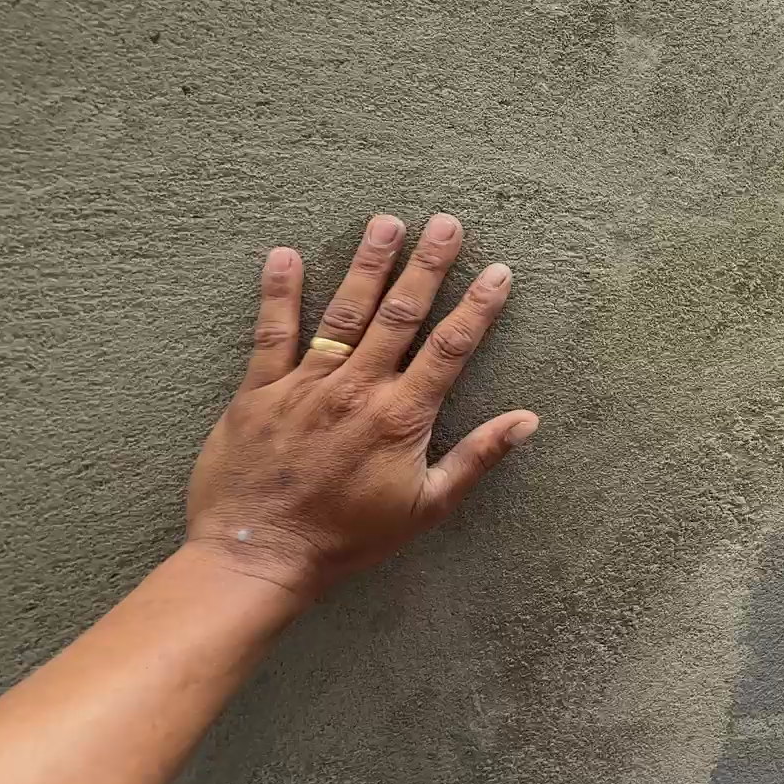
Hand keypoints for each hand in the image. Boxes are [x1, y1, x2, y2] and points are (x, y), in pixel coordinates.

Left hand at [184, 213, 537, 600]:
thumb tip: (529, 420)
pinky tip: (284, 255)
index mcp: (402, 415)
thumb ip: (478, 456)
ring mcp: (305, 386)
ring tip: (386, 223)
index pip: (450, 347)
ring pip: (343, 312)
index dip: (478, 306)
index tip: (498, 272)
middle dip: (427, 265)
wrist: (255, 559)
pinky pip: (270, 335)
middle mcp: (357, 389)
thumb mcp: (430, 505)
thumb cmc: (352, 536)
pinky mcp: (258, 393)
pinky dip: (278, 293)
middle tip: (445, 223)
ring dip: (368, 265)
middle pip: (400, 314)